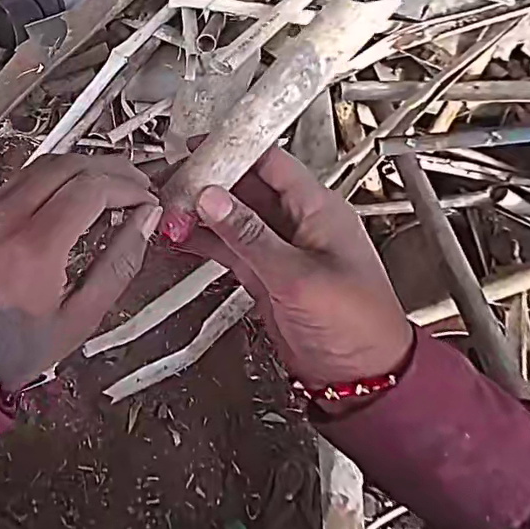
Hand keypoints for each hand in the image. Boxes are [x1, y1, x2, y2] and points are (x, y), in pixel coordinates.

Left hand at [0, 156, 161, 389]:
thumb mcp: (79, 318)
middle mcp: (5, 222)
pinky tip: (73, 190)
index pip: (90, 189)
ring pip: (44, 163)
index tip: (144, 198)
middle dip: (111, 168)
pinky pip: (22, 177)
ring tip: (110, 183)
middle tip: (135, 184)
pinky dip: (55, 175)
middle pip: (68, 166)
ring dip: (84, 165)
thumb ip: (119, 264)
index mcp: (33, 250)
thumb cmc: (9, 347)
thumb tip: (143, 223)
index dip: (127, 187)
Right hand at [176, 145, 411, 387]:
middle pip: (243, 185)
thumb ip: (249, 234)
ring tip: (167, 211)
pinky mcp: (262, 270)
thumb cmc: (357, 326)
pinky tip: (179, 237)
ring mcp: (277, 246)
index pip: (270, 161)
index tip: (196, 149)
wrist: (361, 379)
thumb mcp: (298, 275)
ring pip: (229, 214)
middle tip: (171, 184)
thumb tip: (212, 198)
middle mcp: (295, 221)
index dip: (232, 150)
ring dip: (198, 212)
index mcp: (317, 209)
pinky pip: (225, 243)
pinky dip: (201, 239)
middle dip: (205, 182)